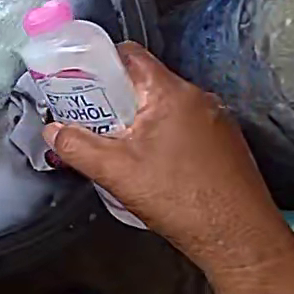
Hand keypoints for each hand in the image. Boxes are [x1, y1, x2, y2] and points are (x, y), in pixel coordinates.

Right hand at [43, 43, 293, 274]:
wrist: (240, 238)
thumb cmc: (184, 201)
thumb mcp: (116, 173)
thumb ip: (77, 147)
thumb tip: (53, 132)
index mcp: (171, 93)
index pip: (128, 55)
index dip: (98, 63)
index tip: (77, 81)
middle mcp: (198, 98)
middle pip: (144, 83)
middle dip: (114, 101)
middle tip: (91, 123)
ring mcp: (215, 120)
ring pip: (163, 108)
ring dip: (138, 123)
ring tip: (118, 151)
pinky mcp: (224, 143)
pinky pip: (183, 127)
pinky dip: (162, 138)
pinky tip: (152, 168)